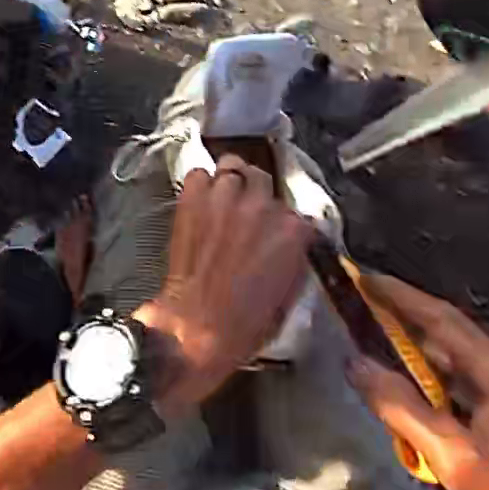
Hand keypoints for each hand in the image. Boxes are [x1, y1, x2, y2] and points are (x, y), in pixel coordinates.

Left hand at [136, 155, 314, 412]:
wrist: (199, 323)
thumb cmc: (248, 320)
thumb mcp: (290, 288)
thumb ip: (294, 253)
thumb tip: (291, 240)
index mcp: (293, 230)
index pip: (296, 211)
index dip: (281, 221)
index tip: (272, 231)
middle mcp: (262, 205)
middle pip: (263, 179)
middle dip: (256, 193)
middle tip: (245, 211)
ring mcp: (225, 197)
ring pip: (231, 166)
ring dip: (228, 182)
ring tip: (221, 199)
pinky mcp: (192, 198)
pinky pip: (197, 174)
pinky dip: (198, 185)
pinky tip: (198, 200)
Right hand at [347, 274, 488, 489]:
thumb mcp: (457, 463)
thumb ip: (403, 410)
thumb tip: (356, 364)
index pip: (442, 320)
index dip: (399, 296)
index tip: (364, 277)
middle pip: (454, 334)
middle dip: (407, 322)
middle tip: (362, 313)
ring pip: (467, 358)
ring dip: (426, 355)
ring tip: (382, 350)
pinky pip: (482, 378)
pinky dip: (447, 377)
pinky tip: (425, 392)